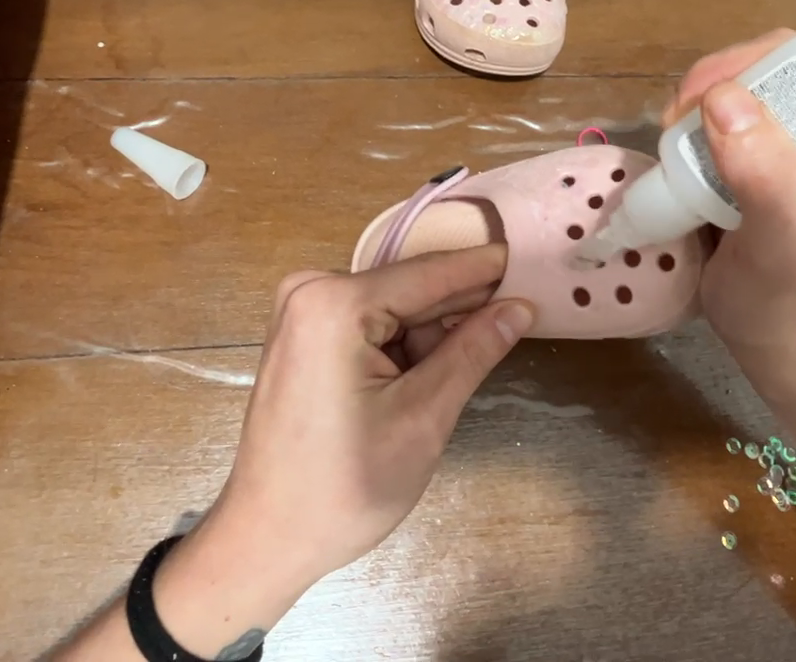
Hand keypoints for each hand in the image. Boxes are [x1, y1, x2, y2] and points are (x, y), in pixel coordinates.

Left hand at [148, 247, 533, 658]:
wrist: (268, 538)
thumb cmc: (345, 486)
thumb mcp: (423, 417)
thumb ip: (473, 350)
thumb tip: (520, 306)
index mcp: (335, 304)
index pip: (428, 274)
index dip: (483, 268)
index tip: (527, 257)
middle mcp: (311, 290)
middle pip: (409, 288)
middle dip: (459, 308)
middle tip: (516, 317)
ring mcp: (301, 310)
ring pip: (393, 307)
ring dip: (429, 335)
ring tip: (451, 377)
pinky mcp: (302, 333)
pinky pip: (368, 322)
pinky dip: (401, 344)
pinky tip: (419, 379)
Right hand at [662, 28, 795, 406]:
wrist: (776, 346)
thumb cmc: (787, 302)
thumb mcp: (783, 244)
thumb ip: (765, 176)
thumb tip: (722, 98)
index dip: (742, 69)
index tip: (695, 108)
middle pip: (761, 69)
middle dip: (708, 89)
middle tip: (673, 131)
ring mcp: (792, 143)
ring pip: (733, 91)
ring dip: (691, 111)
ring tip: (671, 150)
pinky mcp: (758, 160)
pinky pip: (717, 122)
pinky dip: (687, 133)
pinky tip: (675, 158)